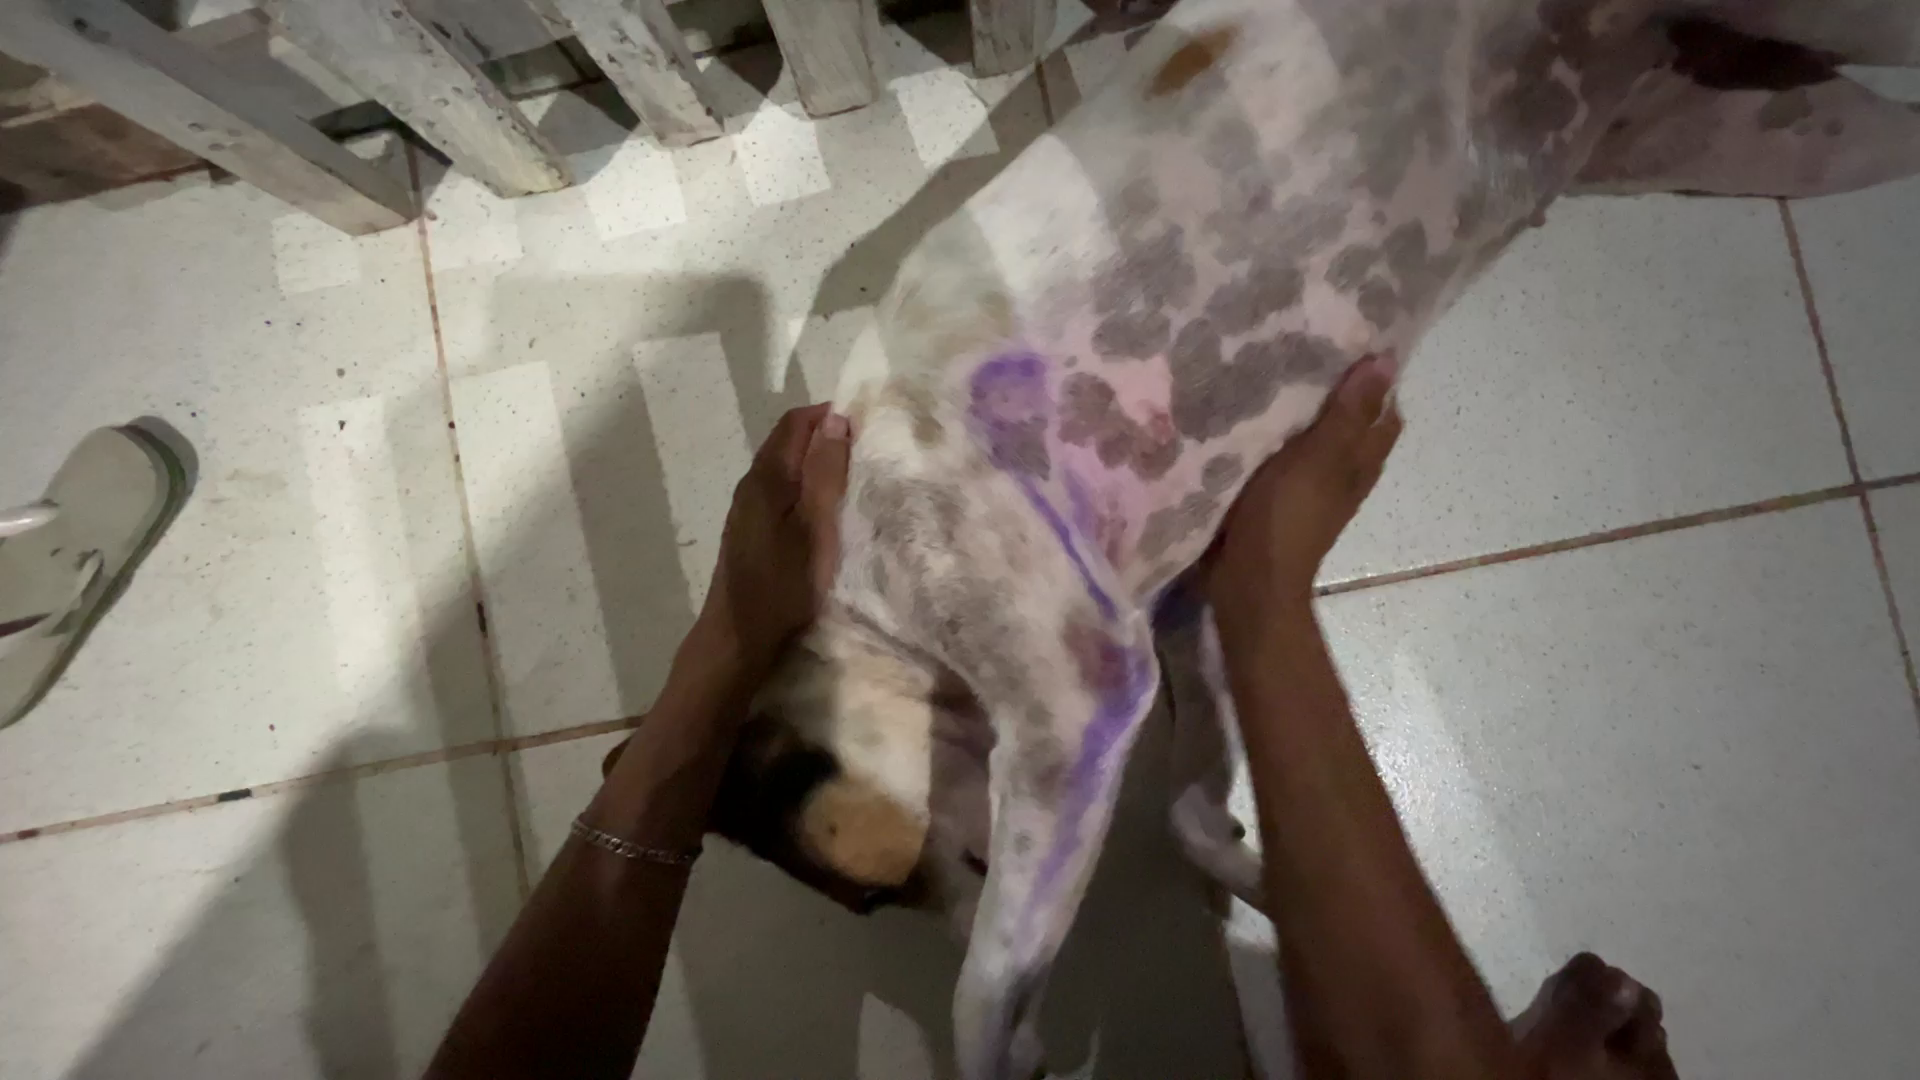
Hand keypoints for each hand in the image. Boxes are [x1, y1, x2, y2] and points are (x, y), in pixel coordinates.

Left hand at [703, 403, 852, 667]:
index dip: (830, 414)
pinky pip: (782, 491)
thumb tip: (836, 419)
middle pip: (788, 442)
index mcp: (766, 477)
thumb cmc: (784, 583)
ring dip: (817, 461)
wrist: (740, 636)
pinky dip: (807, 486)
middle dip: (826, 434)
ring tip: (855, 473)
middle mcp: (752, 485)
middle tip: (868, 447)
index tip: (868, 424)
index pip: (796, 423)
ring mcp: (748, 509)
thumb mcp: (815, 527)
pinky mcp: (752, 531)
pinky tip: (828, 506)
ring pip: (786, 467)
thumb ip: (825, 473)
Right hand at [1206, 355, 1400, 614]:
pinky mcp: (1273, 503)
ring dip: (1297, 418)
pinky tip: (1247, 427)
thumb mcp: (1317, 460)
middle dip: (1331, 394)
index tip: (1346, 344)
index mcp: (1359, 462)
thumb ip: (1346, 415)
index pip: (1383, 412)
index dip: (1374, 381)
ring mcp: (1307, 492)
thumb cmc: (1285, 518)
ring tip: (1269, 379)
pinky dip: (1271, 443)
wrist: (1249, 581)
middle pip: (1346, 427)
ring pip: (1311, 444)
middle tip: (1299, 352)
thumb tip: (1385, 361)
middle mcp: (1341, 476)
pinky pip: (1279, 463)